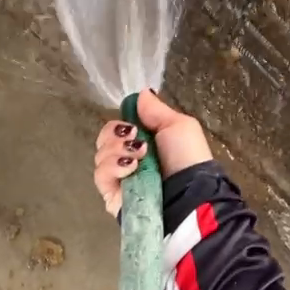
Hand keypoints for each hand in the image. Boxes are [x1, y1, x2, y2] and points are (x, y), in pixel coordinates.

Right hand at [92, 90, 212, 215]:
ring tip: (139, 158)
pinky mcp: (113, 196)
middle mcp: (129, 160)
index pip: (117, 130)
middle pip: (104, 140)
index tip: (133, 127)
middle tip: (136, 140)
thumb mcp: (179, 126)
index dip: (119, 125)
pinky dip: (112, 167)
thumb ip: (156, 110)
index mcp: (144, 143)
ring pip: (100, 156)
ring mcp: (120, 179)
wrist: (189, 193)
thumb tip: (141, 94)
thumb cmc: (188, 158)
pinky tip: (130, 168)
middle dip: (116, 136)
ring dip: (117, 151)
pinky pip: (100, 176)